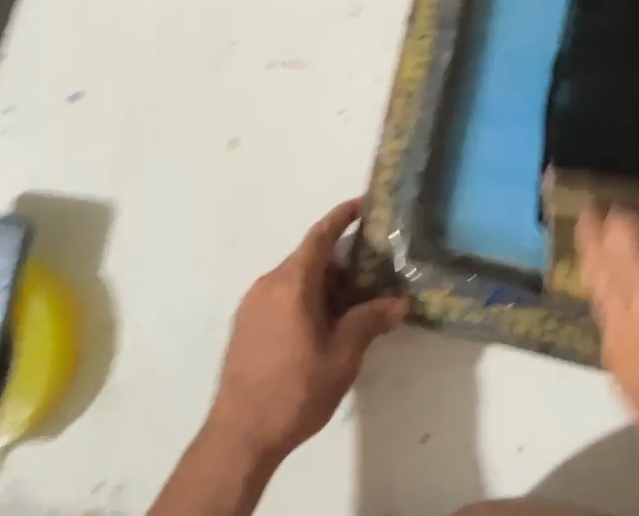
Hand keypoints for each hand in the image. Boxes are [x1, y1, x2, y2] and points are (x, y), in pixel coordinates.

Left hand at [207, 198, 407, 461]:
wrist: (239, 435)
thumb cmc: (295, 391)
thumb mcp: (342, 357)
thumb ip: (369, 321)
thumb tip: (399, 302)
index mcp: (291, 283)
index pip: (319, 237)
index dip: (341, 217)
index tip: (362, 205)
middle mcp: (268, 284)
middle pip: (309, 259)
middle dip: (342, 262)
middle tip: (374, 272)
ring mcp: (252, 305)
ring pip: (295, 279)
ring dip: (324, 284)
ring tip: (354, 303)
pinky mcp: (246, 325)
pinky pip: (281, 296)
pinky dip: (306, 298)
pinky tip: (324, 325)